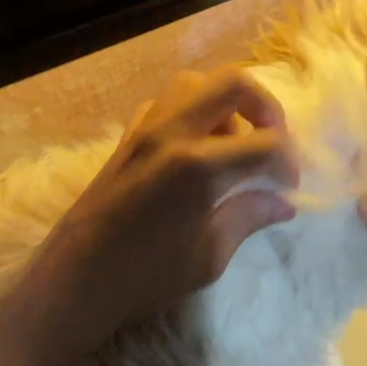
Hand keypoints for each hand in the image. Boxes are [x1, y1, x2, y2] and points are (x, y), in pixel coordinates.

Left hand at [8, 68, 300, 358]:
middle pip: (232, 83)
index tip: (289, 189)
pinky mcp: (126, 139)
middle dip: (265, 108)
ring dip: (225, 104)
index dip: (287, 163)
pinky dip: (191, 113)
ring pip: (195, 83)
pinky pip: (166, 103)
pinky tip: (196, 151)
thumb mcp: (208, 257)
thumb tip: (283, 204)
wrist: (77, 282)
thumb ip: (248, 219)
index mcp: (198, 167)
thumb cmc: (146, 280)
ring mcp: (144, 131)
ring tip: (235, 146)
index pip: (264, 143)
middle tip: (273, 145)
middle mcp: (171, 134)